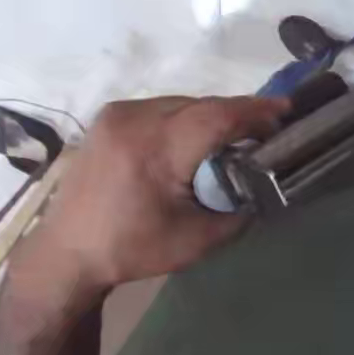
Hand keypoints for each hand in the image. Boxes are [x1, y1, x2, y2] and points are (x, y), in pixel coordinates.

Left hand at [24, 95, 288, 291]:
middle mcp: (134, 119)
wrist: (67, 250)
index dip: (255, 110)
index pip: (217, 116)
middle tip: (266, 129)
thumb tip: (265, 186)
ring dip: (211, 116)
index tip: (286, 111)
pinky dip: (186, 119)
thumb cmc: (132, 249)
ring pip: (182, 103)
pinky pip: (161, 108)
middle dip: (237, 115)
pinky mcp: (109, 117)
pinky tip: (197, 137)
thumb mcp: (196, 240)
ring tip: (236, 135)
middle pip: (202, 105)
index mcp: (155, 149)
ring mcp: (118, 114)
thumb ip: (238, 211)